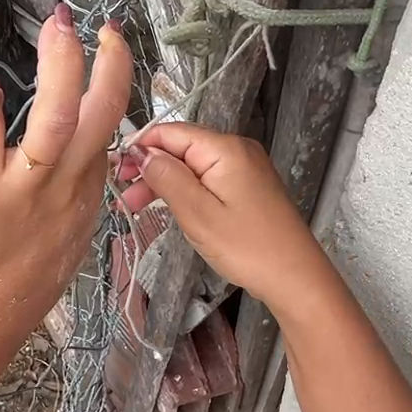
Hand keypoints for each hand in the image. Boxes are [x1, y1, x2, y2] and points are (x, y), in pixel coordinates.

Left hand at [0, 3, 132, 331]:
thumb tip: (85, 160)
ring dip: (61, 67)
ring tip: (61, 28)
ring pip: (55, 120)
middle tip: (105, 27)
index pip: (110, 136)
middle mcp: (65, 192)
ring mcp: (25, 192)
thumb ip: (76, 197)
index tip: (110, 56)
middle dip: (109, 67)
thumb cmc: (18, 288)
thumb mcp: (67, 243)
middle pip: (100, 118)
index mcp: (87, 202)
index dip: (112, 92)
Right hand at [116, 123, 331, 305]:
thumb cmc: (247, 247)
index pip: (172, 132)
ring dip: (163, 182)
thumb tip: (142, 152)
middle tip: (122, 196)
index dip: (140, 147)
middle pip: (181, 148)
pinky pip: (207, 178)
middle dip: (149, 168)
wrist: (297, 279)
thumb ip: (167, 177)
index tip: (114, 170)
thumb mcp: (197, 213)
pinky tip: (167, 206)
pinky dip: (183, 190)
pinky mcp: (247, 186)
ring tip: (135, 207)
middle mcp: (236, 149)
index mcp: (225, 148)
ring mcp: (244, 168)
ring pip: (191, 165)